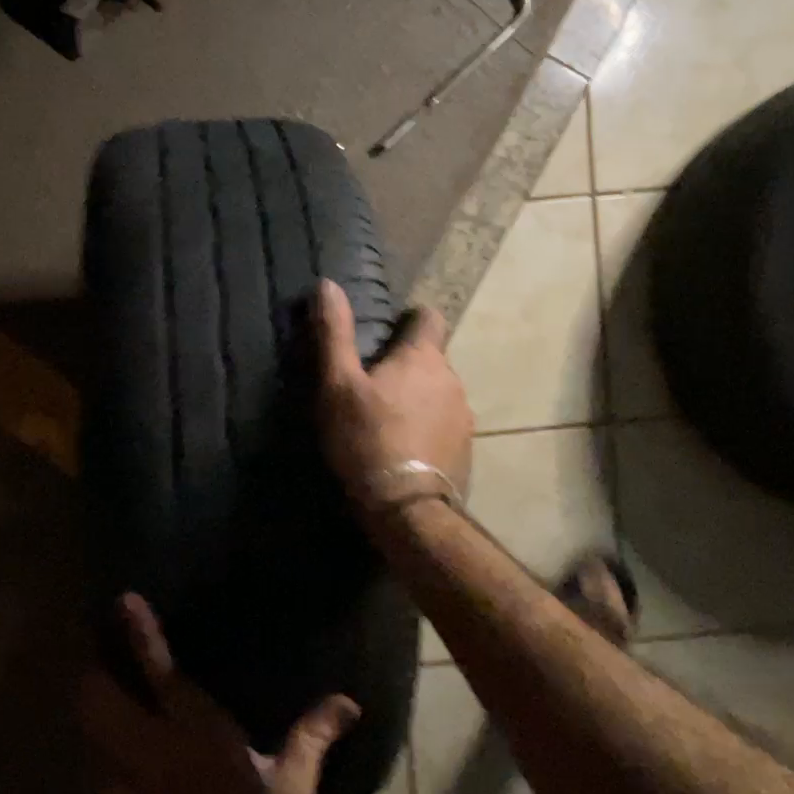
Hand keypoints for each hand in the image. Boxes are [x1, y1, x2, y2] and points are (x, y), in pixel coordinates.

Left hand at [80, 593, 360, 793]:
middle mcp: (155, 751)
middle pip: (98, 701)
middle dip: (94, 671)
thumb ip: (312, 736)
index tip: (124, 599)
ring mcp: (139, 780)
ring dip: (99, 701)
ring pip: (98, 729)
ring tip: (113, 674)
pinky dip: (116, 735)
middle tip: (103, 641)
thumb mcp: (294, 788)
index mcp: (196, 733)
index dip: (139, 634)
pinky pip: (116, 756)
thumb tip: (348, 701)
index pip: (160, 673)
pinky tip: (139, 729)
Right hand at [313, 279, 473, 515]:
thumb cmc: (366, 438)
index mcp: (423, 357)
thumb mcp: (337, 385)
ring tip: (386, 422)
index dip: (408, 320)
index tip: (386, 336)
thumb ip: (333, 334)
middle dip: (407, 367)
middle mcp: (452, 379)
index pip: (428, 317)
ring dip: (418, 399)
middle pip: (431, 359)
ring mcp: (464, 416)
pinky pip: (444, 426)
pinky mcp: (466, 450)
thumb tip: (327, 284)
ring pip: (439, 393)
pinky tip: (404, 449)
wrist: (407, 509)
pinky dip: (427, 429)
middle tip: (372, 387)